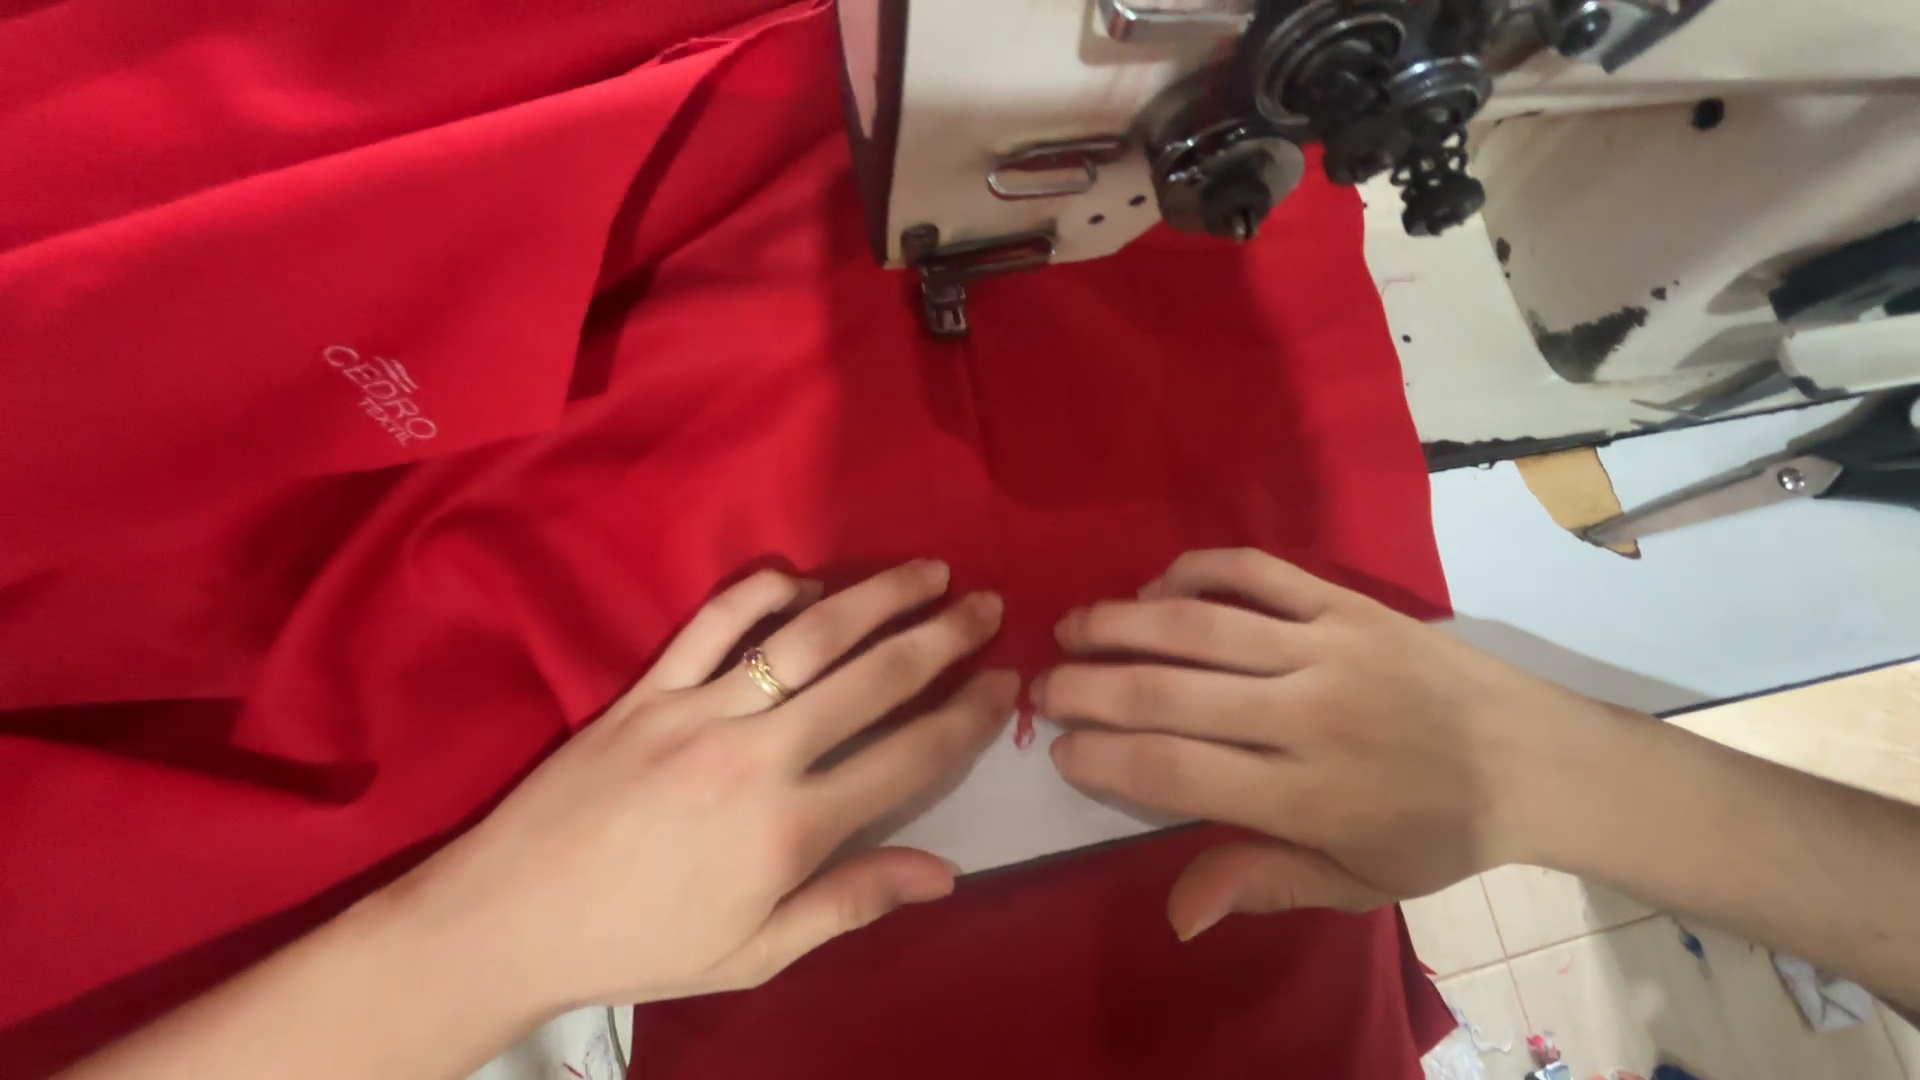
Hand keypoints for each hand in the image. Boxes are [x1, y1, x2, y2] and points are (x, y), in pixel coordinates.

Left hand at [382, 561, 1013, 1012]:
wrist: (505, 921)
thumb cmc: (642, 944)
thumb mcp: (756, 951)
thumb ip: (852, 903)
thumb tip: (946, 872)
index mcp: (790, 829)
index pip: (909, 756)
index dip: (969, 715)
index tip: (1005, 681)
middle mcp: (758, 754)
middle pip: (873, 678)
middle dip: (942, 636)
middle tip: (988, 604)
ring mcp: (701, 710)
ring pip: (808, 635)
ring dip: (877, 597)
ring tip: (928, 572)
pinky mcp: (649, 687)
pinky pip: (715, 620)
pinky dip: (765, 590)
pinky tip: (806, 580)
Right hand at [1036, 549, 1611, 939]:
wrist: (1535, 757)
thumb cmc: (1433, 832)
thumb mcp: (1354, 884)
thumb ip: (1261, 884)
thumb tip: (1174, 913)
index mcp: (1309, 797)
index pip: (1175, 772)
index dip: (1102, 759)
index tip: (1060, 751)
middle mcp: (1308, 716)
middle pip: (1169, 694)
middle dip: (1088, 688)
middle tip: (1040, 687)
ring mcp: (1327, 647)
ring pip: (1199, 626)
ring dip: (1120, 623)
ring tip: (1070, 627)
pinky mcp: (1346, 602)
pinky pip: (1254, 571)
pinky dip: (1192, 572)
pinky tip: (1154, 588)